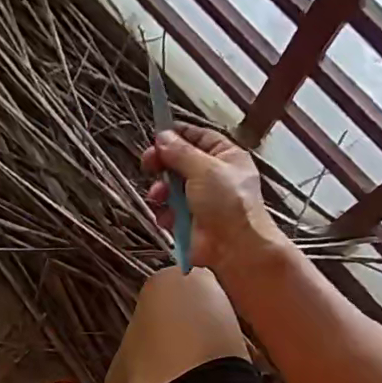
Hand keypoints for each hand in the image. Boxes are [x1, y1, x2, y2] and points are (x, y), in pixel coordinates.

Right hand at [141, 124, 290, 271]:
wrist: (234, 247)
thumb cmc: (228, 202)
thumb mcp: (205, 169)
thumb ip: (181, 152)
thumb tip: (162, 136)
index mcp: (225, 157)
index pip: (199, 138)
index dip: (178, 136)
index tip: (157, 136)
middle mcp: (213, 177)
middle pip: (179, 163)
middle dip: (163, 165)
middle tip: (148, 164)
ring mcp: (199, 200)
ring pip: (170, 188)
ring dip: (160, 190)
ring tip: (159, 196)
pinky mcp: (188, 221)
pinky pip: (168, 211)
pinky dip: (163, 213)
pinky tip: (166, 218)